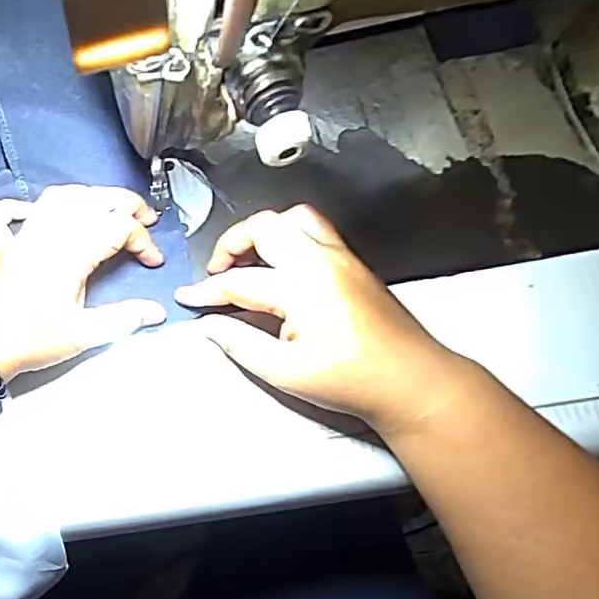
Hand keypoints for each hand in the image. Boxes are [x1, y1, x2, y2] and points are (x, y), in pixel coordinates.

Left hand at [0, 185, 167, 375]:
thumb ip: (122, 319)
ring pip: (55, 198)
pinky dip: (21, 207)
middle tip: (145, 216)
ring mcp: (20, 239)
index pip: (116, 227)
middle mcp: (46, 235)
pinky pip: (4, 216)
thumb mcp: (82, 334)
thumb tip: (155, 312)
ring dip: (84, 196)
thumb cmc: (27, 341)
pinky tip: (32, 211)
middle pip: (90, 200)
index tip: (152, 261)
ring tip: (105, 206)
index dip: (142, 239)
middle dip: (123, 202)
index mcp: (70, 253)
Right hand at [174, 204, 479, 434]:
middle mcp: (322, 260)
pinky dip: (289, 237)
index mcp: (302, 287)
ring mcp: (342, 257)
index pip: (240, 280)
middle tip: (217, 273)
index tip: (188, 297)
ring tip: (249, 261)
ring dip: (264, 233)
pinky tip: (282, 266)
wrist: (411, 380)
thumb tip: (211, 326)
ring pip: (294, 218)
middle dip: (232, 244)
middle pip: (265, 227)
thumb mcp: (285, 372)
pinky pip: (316, 229)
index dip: (207, 290)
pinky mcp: (354, 263)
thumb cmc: (351, 380)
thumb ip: (241, 344)